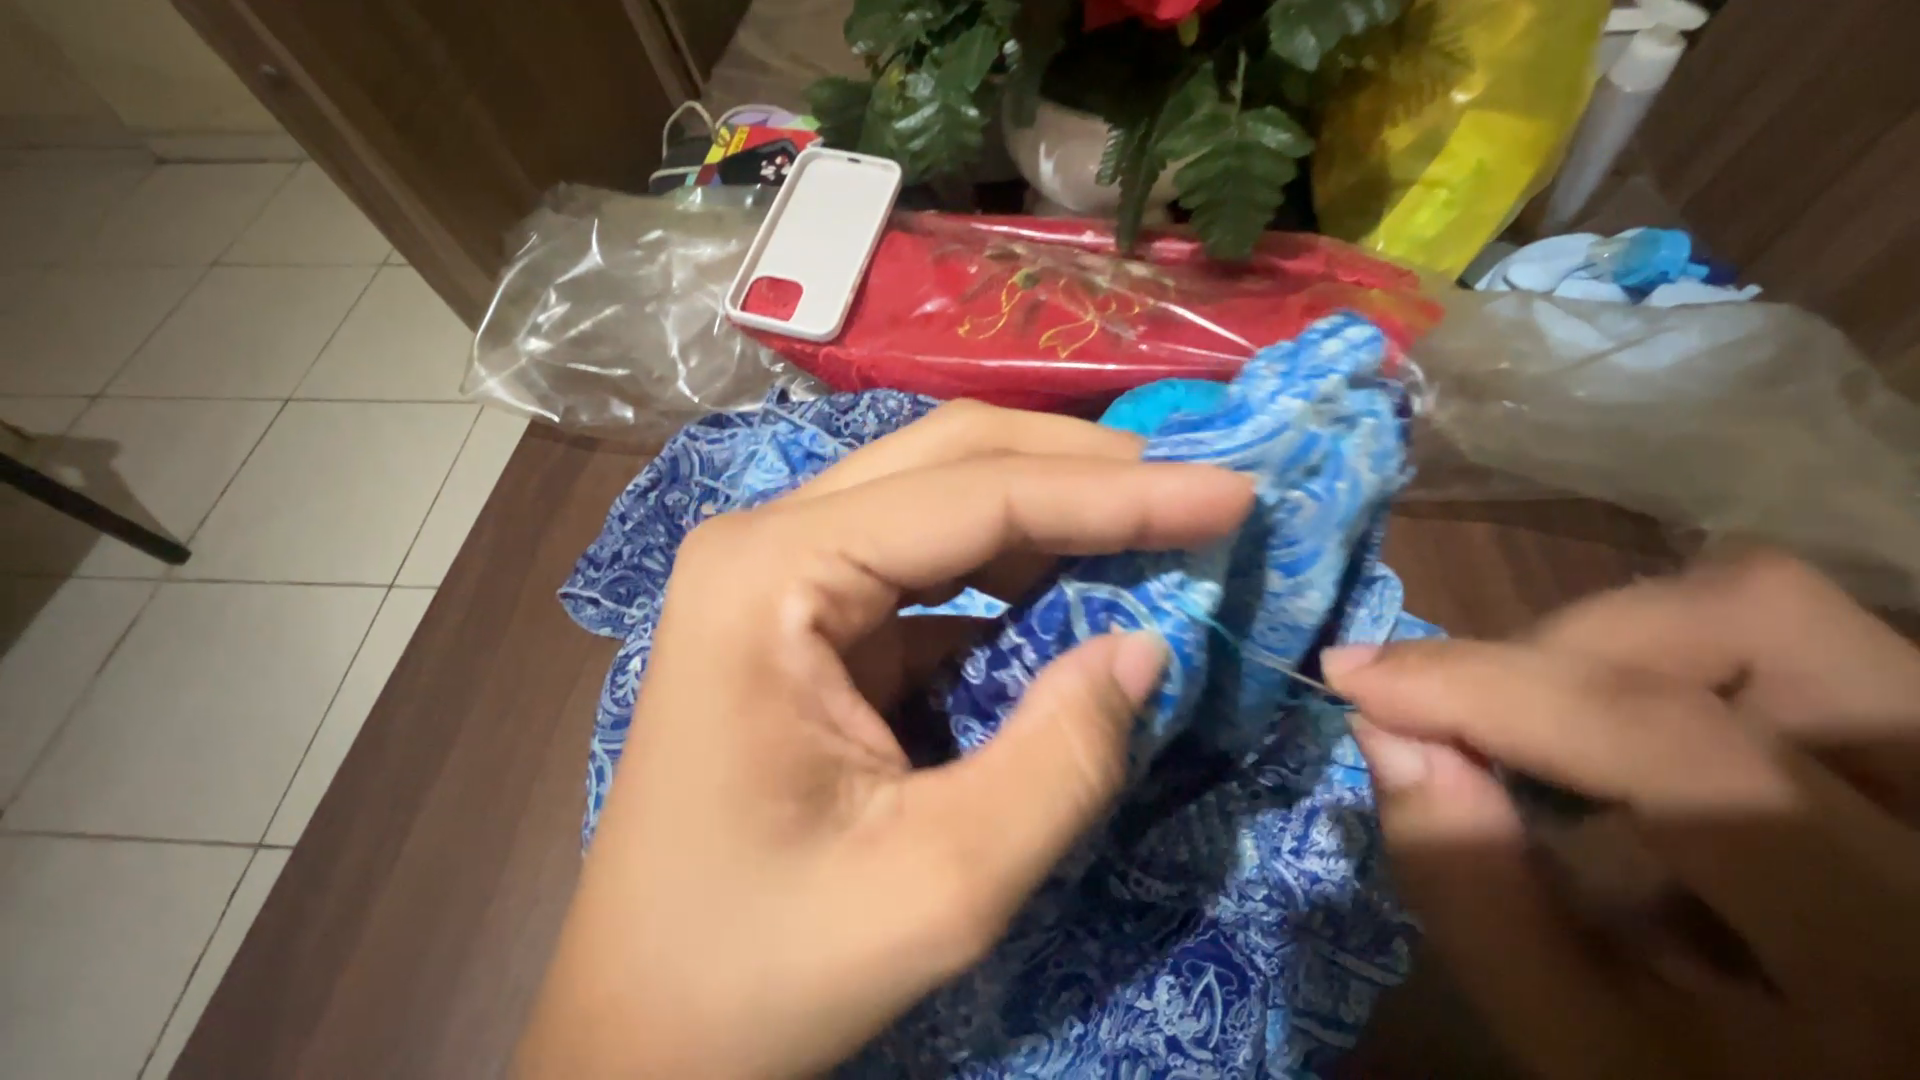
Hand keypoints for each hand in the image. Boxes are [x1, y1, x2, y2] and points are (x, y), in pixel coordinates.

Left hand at [515, 402, 1254, 1078]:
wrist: (644, 1026)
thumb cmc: (765, 965)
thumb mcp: (938, 884)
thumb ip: (1061, 758)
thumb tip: (1150, 646)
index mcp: (770, 575)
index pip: (975, 495)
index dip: (1117, 494)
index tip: (1234, 492)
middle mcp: (766, 542)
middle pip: (951, 460)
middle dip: (1085, 473)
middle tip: (1202, 492)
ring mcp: (779, 574)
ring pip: (942, 499)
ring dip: (1054, 514)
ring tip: (1161, 530)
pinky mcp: (804, 619)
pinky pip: (927, 569)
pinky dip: (1014, 574)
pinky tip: (1079, 591)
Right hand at [1325, 554, 1919, 1078]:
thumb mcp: (1580, 1046)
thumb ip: (1473, 890)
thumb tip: (1382, 730)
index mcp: (1892, 952)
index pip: (1669, 745)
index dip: (1486, 686)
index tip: (1354, 675)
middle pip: (1754, 617)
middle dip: (1555, 646)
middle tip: (1467, 715)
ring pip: (1772, 608)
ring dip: (1606, 646)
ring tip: (1546, 730)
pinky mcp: (1919, 742)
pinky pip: (1782, 644)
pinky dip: (1660, 667)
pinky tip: (1625, 757)